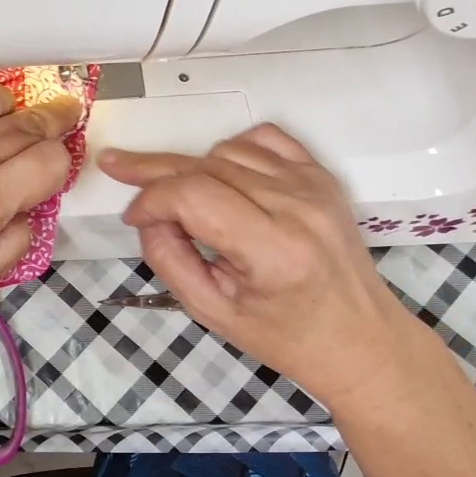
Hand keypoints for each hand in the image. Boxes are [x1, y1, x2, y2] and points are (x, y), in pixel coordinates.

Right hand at [99, 125, 424, 399]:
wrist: (359, 338)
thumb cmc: (283, 336)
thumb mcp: (211, 312)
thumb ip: (169, 259)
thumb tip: (148, 217)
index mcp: (270, 250)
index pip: (192, 196)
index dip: (150, 200)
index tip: (132, 218)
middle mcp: (296, 207)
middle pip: (205, 166)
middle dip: (154, 170)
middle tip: (116, 166)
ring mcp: (312, 186)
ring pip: (227, 150)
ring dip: (192, 168)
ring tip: (177, 196)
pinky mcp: (321, 176)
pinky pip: (264, 138)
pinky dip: (231, 148)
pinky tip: (218, 173)